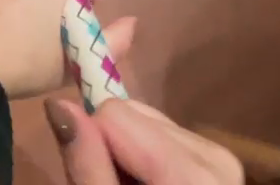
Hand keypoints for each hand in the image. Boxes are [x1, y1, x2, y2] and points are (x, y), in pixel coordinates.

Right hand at [49, 98, 243, 184]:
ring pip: (147, 120)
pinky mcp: (220, 164)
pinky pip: (164, 133)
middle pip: (133, 114)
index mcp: (195, 181)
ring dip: (129, 156)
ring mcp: (222, 160)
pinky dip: (148, 161)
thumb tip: (57, 102)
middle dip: (114, 152)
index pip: (116, 116)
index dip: (94, 149)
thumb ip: (86, 167)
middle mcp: (217, 160)